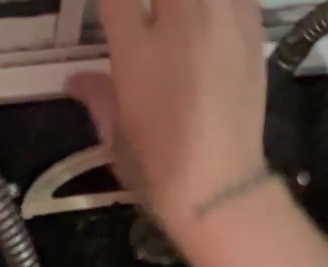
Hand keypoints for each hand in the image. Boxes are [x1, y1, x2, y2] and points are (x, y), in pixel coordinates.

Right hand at [65, 0, 271, 240]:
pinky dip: (220, 2)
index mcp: (136, 52)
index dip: (109, 2)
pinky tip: (209, 16)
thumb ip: (98, 96)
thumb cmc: (157, 168)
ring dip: (183, 4)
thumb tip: (74, 80)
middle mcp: (181, 23)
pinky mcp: (253, 28)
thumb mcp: (115, 138)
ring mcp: (222, 20)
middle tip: (145, 17)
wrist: (218, 187)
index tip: (109, 12)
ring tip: (177, 20)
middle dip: (148, 0)